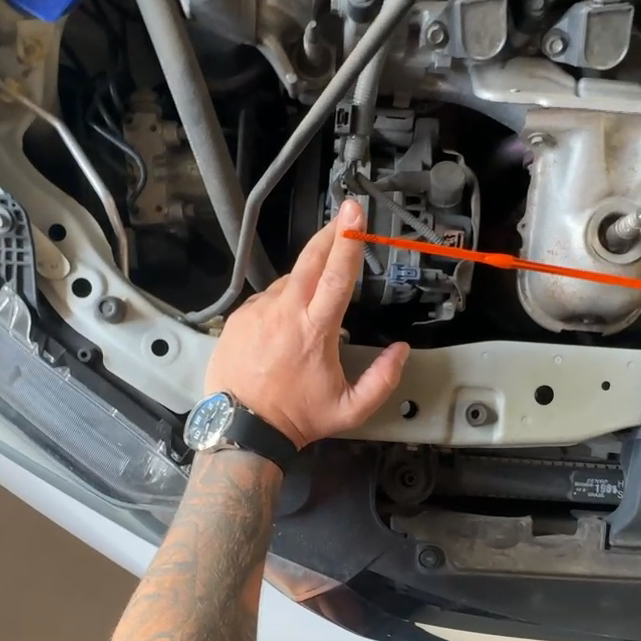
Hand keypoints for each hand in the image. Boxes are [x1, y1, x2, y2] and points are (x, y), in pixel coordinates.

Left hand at [203, 199, 408, 449]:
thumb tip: (401, 351)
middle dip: (329, 233)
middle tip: (344, 218)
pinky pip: (268, 299)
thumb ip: (383, 380)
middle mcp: (284, 312)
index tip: (355, 212)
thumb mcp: (350, 410)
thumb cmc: (296, 418)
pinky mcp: (239, 317)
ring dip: (306, 281)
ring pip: (289, 281)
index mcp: (315, 330)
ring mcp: (258, 312)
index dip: (348, 240)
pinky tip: (285, 325)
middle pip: (310, 259)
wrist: (241, 427)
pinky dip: (282, 303)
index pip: (336, 276)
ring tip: (314, 303)